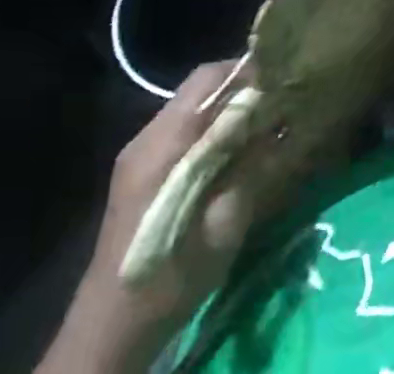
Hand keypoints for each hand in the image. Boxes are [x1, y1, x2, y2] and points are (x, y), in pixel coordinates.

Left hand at [87, 63, 270, 323]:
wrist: (112, 322)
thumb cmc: (172, 275)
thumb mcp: (224, 226)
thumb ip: (250, 169)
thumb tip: (279, 127)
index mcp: (165, 144)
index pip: (206, 80)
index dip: (245, 71)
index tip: (281, 78)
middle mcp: (147, 136)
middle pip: (197, 89)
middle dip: (238, 87)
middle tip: (276, 101)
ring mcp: (138, 152)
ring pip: (188, 108)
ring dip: (224, 108)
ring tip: (260, 123)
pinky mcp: (138, 169)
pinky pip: (179, 131)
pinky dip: (208, 129)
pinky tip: (230, 151)